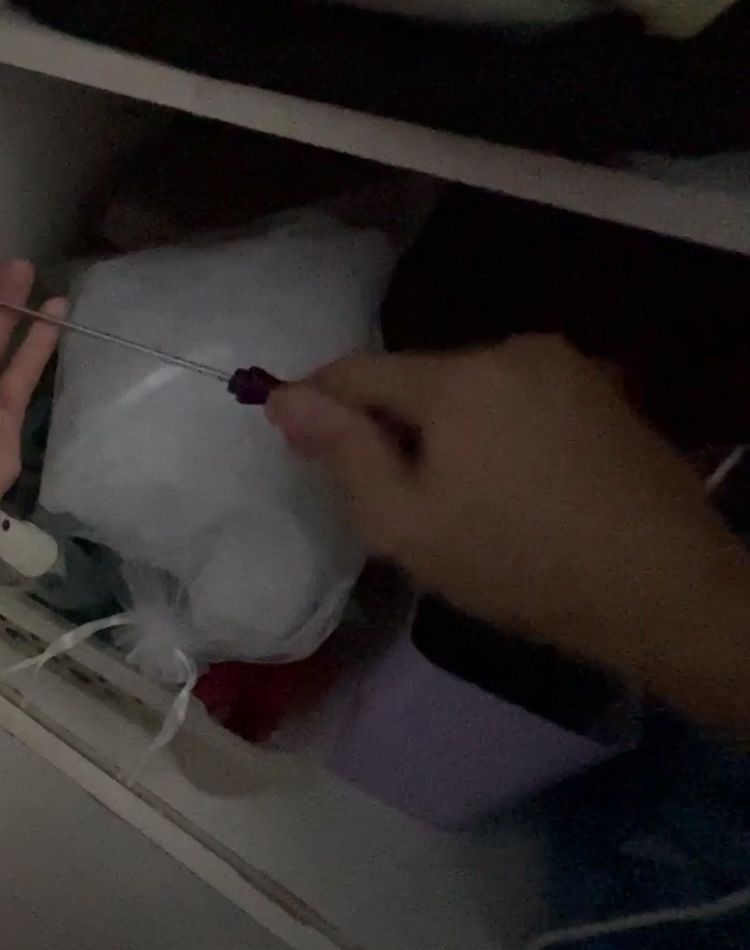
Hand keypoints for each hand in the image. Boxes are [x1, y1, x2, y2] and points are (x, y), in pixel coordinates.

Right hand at [266, 335, 748, 675]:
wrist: (669, 597)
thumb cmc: (511, 559)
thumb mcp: (397, 517)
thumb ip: (337, 448)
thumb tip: (281, 397)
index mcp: (461, 377)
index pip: (351, 372)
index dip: (312, 405)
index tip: (301, 451)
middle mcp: (515, 352)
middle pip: (405, 379)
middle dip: (378, 424)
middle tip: (382, 494)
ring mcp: (567, 370)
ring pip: (454, 390)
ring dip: (428, 430)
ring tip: (441, 495)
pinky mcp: (600, 394)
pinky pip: (504, 400)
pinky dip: (478, 432)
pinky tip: (494, 486)